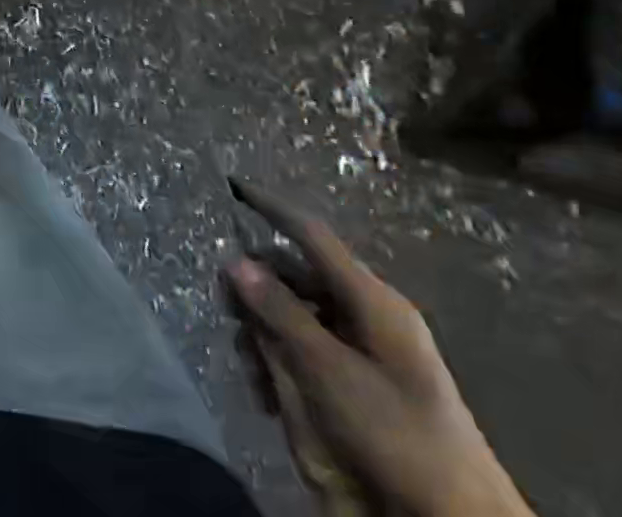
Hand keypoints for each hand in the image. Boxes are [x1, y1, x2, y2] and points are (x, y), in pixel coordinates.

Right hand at [225, 180, 532, 516]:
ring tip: (250, 364)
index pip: (312, 236)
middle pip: (290, 275)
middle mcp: (359, 315)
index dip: (271, 209)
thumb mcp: (331, 370)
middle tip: (224, 305)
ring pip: (281, 313)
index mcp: (371, 302)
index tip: (231, 187)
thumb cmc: (397, 433)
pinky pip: (288, 348)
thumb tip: (234, 261)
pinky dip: (268, 360)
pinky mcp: (340, 378)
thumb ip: (280, 313)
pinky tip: (264, 389)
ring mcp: (350, 348)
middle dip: (252, 287)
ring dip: (256, 331)